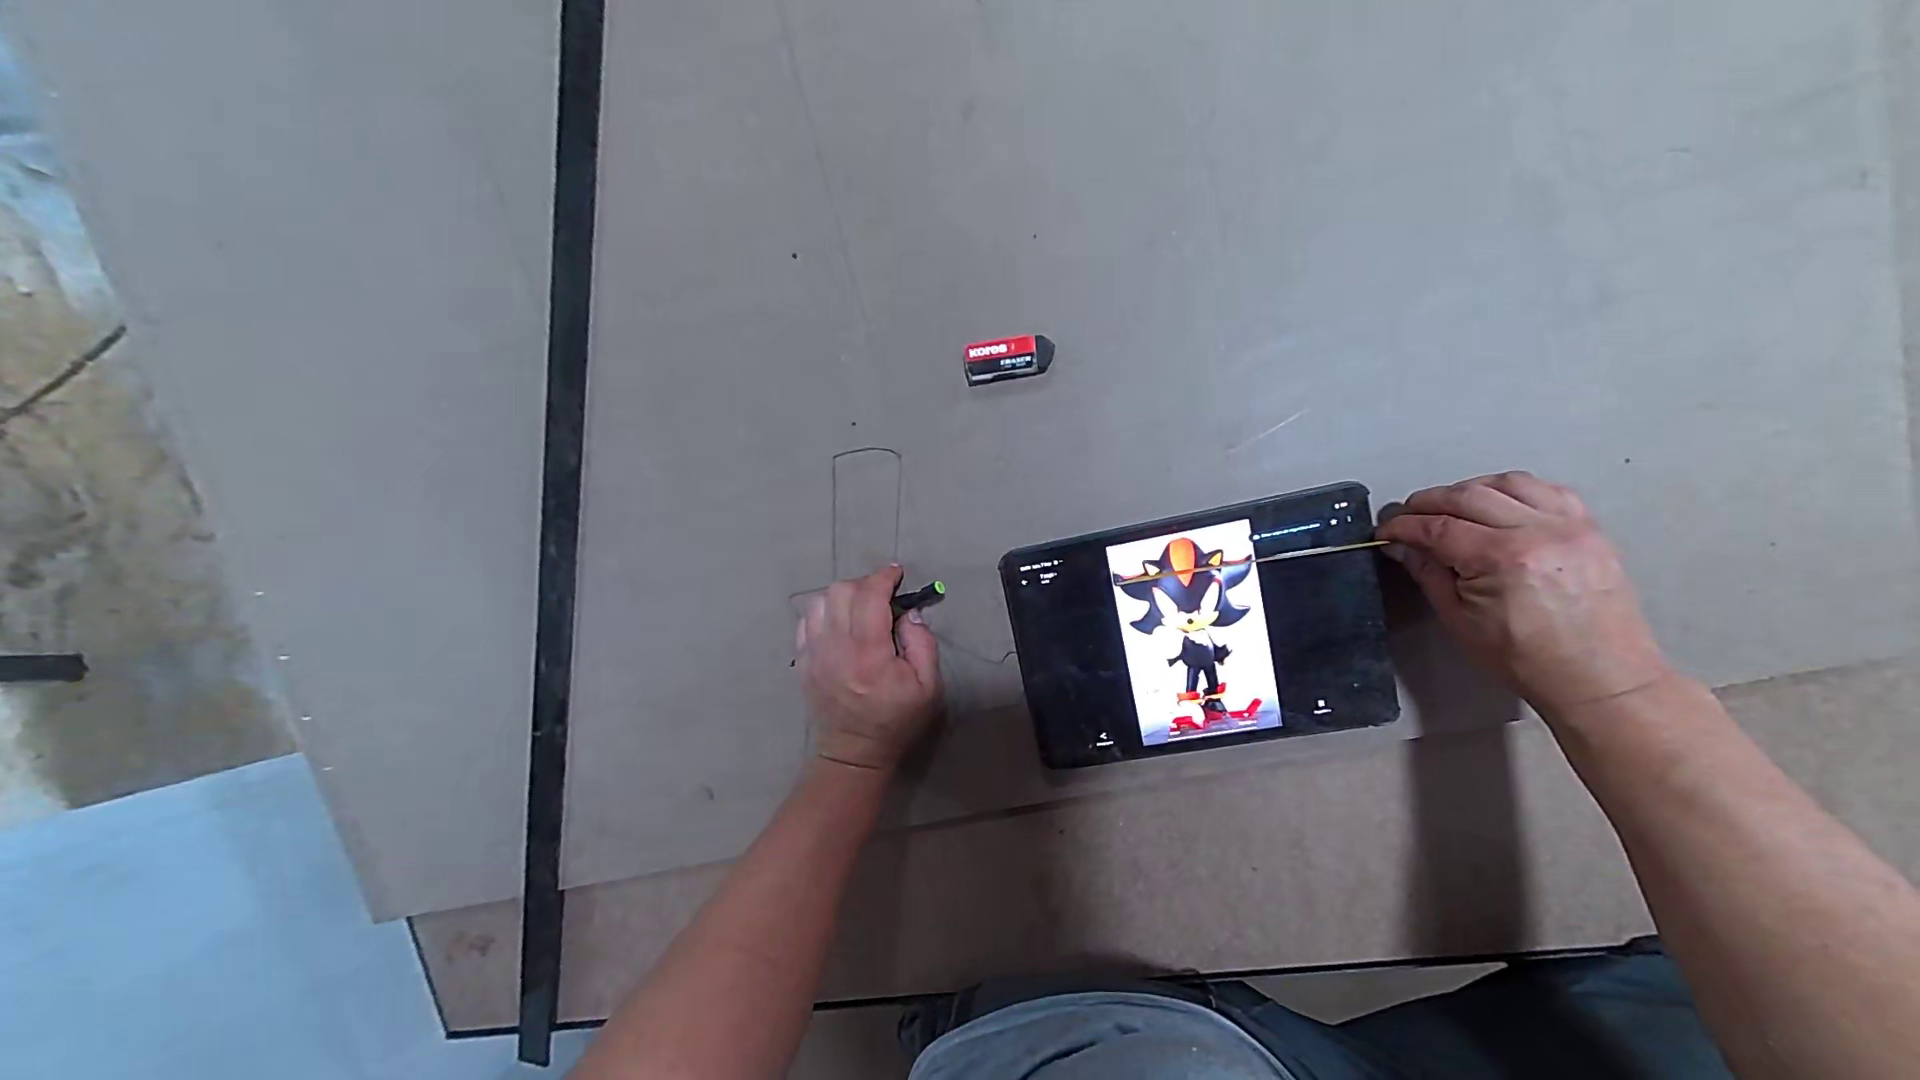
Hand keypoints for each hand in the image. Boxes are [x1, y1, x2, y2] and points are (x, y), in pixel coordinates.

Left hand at [795, 564, 941, 771]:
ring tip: (860, 607)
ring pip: (820, 601)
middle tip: (882, 594)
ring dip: (843, 595)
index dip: (883, 577)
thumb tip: (908, 612)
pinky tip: (840, 622)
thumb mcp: (928, 686)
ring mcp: (813, 654)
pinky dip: (824, 611)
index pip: (870, 597)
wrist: (854, 753)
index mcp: (870, 655)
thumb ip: (922, 643)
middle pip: (841, 591)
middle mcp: (836, 648)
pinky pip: (806, 621)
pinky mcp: (802, 661)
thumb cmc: (896, 720)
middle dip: (865, 583)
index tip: (896, 573)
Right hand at [1376, 471, 1672, 716]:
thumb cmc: (1524, 659)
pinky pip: (1547, 491)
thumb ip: (1428, 573)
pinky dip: (1513, 491)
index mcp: (1502, 558)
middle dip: (1427, 502)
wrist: (1601, 678)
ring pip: (1508, 483)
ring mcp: (1571, 527)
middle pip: (1468, 496)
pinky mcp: (1590, 529)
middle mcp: (1539, 532)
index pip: (1437, 526)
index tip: (1384, 530)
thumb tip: (1400, 546)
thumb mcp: (1458, 619)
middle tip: (1406, 515)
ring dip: (1469, 489)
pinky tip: (1495, 505)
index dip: (1403, 525)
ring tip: (1448, 507)